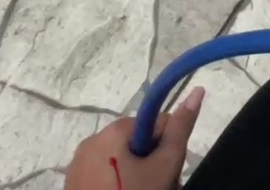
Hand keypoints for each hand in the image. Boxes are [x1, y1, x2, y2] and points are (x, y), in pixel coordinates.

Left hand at [63, 87, 204, 189]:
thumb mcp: (165, 163)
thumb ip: (181, 127)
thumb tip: (198, 89)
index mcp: (111, 132)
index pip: (155, 123)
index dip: (165, 144)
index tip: (163, 167)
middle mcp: (90, 142)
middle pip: (137, 140)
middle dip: (150, 159)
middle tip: (155, 182)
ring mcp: (76, 166)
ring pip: (121, 158)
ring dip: (135, 171)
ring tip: (144, 188)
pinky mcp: (71, 185)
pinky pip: (103, 173)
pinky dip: (117, 181)